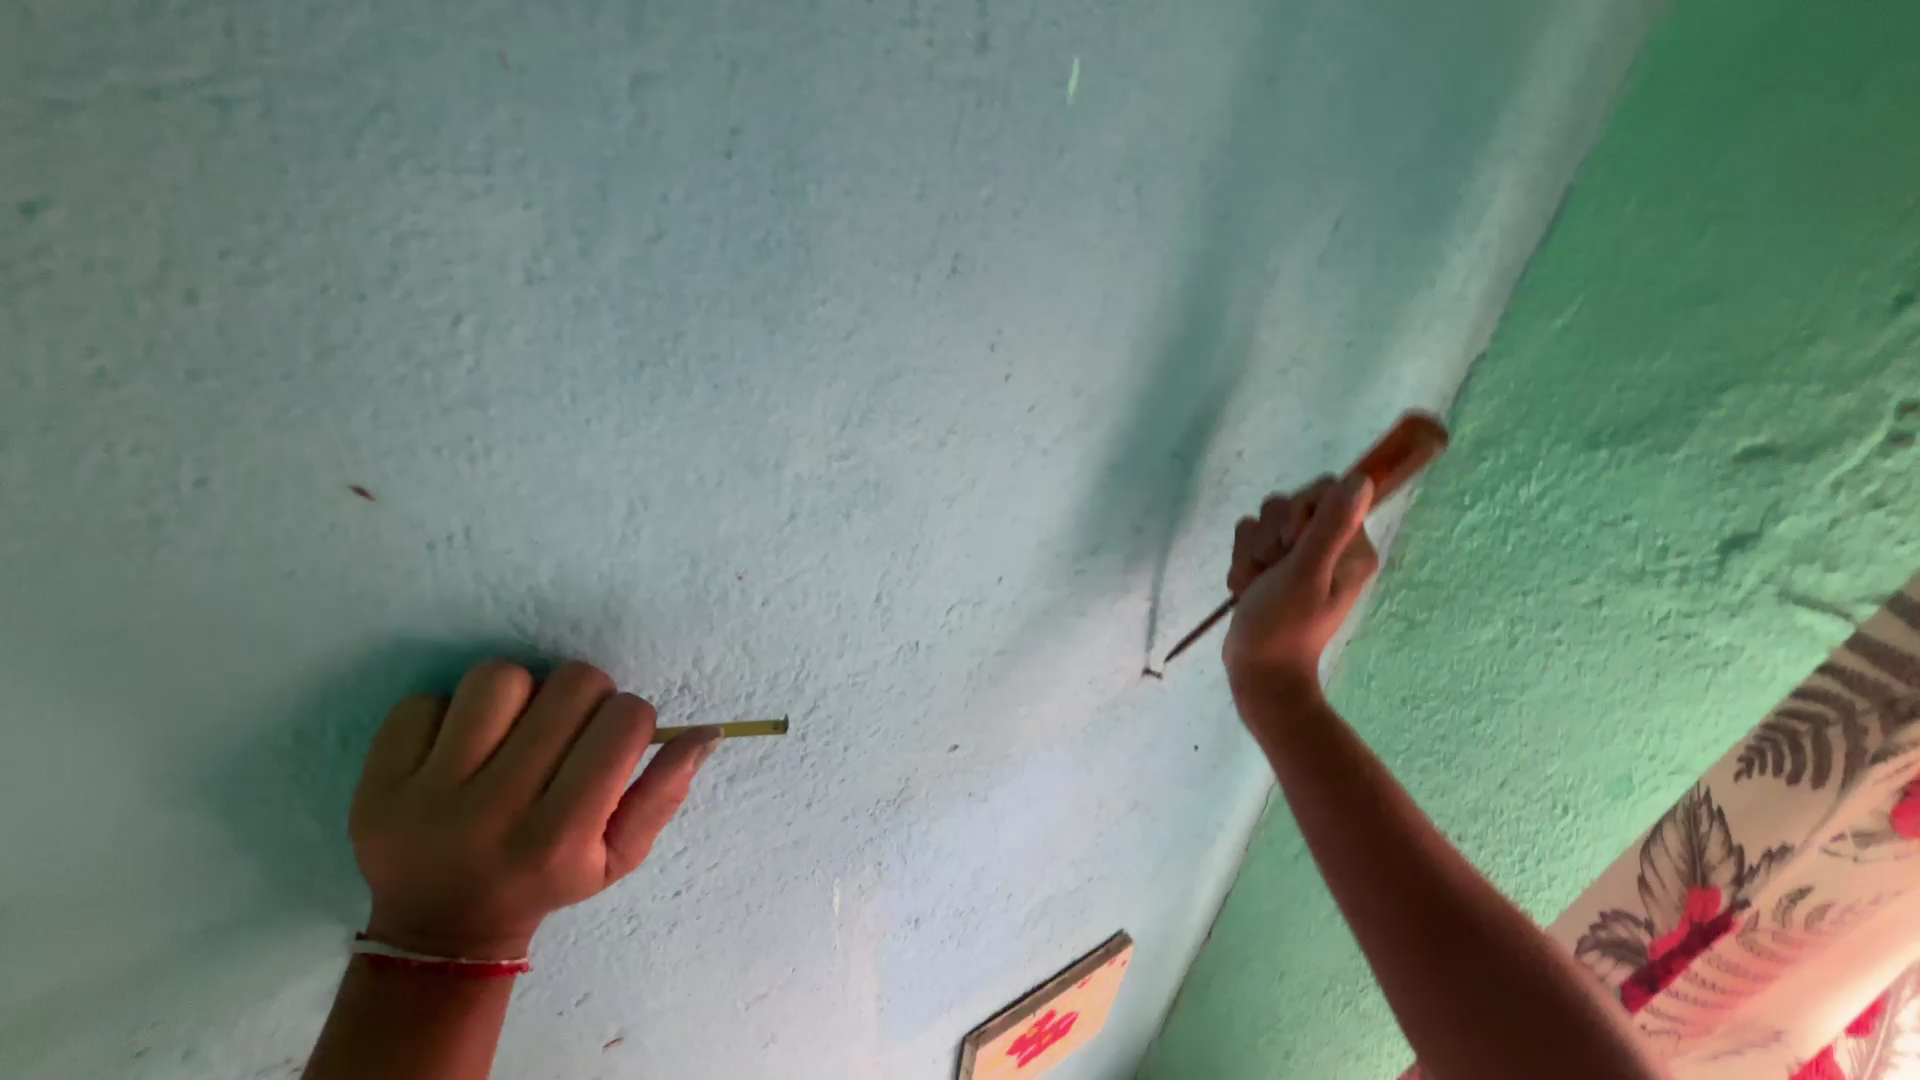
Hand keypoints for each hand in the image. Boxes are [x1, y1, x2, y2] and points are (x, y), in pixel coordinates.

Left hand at [348, 660, 721, 959]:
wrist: (440, 929)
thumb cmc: (548, 882)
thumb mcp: (620, 855)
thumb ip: (665, 793)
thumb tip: (709, 731)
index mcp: (559, 834)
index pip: (623, 722)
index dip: (630, 717)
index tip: (615, 737)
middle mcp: (494, 811)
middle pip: (570, 686)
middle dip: (586, 694)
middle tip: (573, 724)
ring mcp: (427, 795)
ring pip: (500, 678)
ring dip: (522, 692)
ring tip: (518, 725)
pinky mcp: (376, 782)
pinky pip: (426, 700)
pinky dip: (452, 712)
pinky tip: (461, 744)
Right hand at [1222, 473, 1378, 693]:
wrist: (1258, 672)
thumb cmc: (1284, 627)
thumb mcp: (1306, 574)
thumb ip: (1331, 525)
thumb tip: (1361, 479)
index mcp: (1350, 546)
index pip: (1323, 491)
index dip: (1297, 514)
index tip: (1291, 548)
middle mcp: (1328, 546)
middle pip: (1287, 504)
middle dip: (1269, 539)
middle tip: (1273, 573)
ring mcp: (1297, 557)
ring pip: (1261, 522)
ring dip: (1250, 554)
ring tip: (1258, 586)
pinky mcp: (1272, 567)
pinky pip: (1248, 542)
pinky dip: (1241, 566)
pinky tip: (1247, 591)